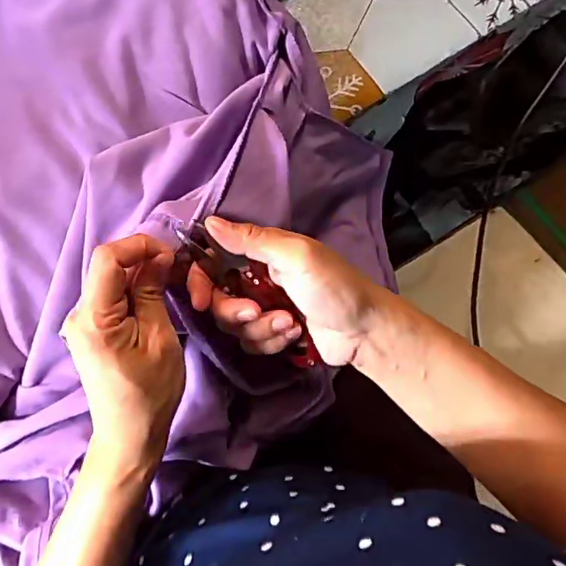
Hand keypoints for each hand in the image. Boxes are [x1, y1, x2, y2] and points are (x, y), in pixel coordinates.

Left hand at [61, 234, 186, 472]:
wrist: (128, 436)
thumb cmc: (150, 393)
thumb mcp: (160, 338)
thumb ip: (152, 291)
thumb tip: (158, 256)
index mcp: (93, 318)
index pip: (107, 258)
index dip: (138, 245)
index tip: (169, 254)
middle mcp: (78, 314)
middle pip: (106, 266)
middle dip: (141, 258)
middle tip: (175, 266)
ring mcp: (79, 322)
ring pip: (108, 279)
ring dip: (137, 273)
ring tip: (168, 278)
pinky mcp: (87, 329)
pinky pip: (108, 296)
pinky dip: (130, 288)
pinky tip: (152, 294)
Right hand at [184, 217, 391, 367]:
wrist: (366, 331)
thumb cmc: (333, 285)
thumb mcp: (294, 255)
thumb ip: (250, 239)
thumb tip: (209, 222)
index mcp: (257, 253)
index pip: (209, 263)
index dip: (199, 281)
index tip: (200, 300)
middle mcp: (253, 279)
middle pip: (216, 299)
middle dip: (233, 311)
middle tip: (254, 312)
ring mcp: (262, 308)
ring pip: (233, 325)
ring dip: (259, 327)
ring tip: (289, 323)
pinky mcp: (271, 334)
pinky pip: (250, 343)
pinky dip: (271, 340)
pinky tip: (294, 333)